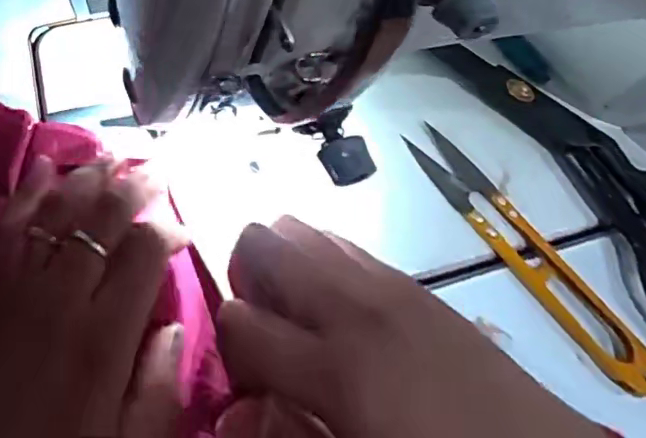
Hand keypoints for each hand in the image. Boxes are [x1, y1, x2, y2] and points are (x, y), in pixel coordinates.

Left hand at [0, 156, 188, 437]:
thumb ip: (155, 391)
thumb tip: (174, 326)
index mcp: (101, 339)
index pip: (141, 258)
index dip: (165, 232)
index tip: (181, 228)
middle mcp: (59, 297)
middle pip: (99, 222)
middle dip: (130, 188)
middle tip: (152, 167)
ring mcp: (17, 285)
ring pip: (55, 212)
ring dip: (83, 180)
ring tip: (107, 156)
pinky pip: (8, 226)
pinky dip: (25, 191)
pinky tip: (40, 166)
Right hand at [214, 217, 607, 437]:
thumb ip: (289, 436)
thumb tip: (232, 413)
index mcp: (340, 370)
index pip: (238, 321)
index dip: (230, 351)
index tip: (249, 383)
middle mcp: (355, 308)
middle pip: (258, 241)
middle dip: (246, 282)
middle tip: (270, 336)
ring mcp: (387, 286)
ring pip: (295, 228)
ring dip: (283, 268)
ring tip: (304, 322)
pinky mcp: (414, 283)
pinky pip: (341, 244)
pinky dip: (322, 267)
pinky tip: (346, 318)